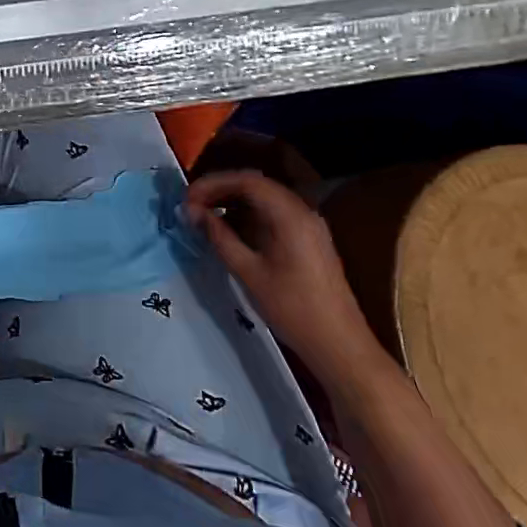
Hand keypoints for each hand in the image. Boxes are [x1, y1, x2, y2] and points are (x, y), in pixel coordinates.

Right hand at [185, 171, 372, 367]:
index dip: (213, 184)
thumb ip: (219, 237)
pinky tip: (230, 228)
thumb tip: (191, 212)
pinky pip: (274, 213)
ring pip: (265, 199)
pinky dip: (249, 214)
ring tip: (204, 214)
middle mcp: (302, 211)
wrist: (339, 344)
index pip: (247, 182)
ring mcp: (309, 224)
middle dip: (221, 190)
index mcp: (290, 215)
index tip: (187, 198)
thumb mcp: (248, 273)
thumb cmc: (292, 309)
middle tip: (191, 205)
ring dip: (234, 201)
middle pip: (256, 186)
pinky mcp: (309, 238)